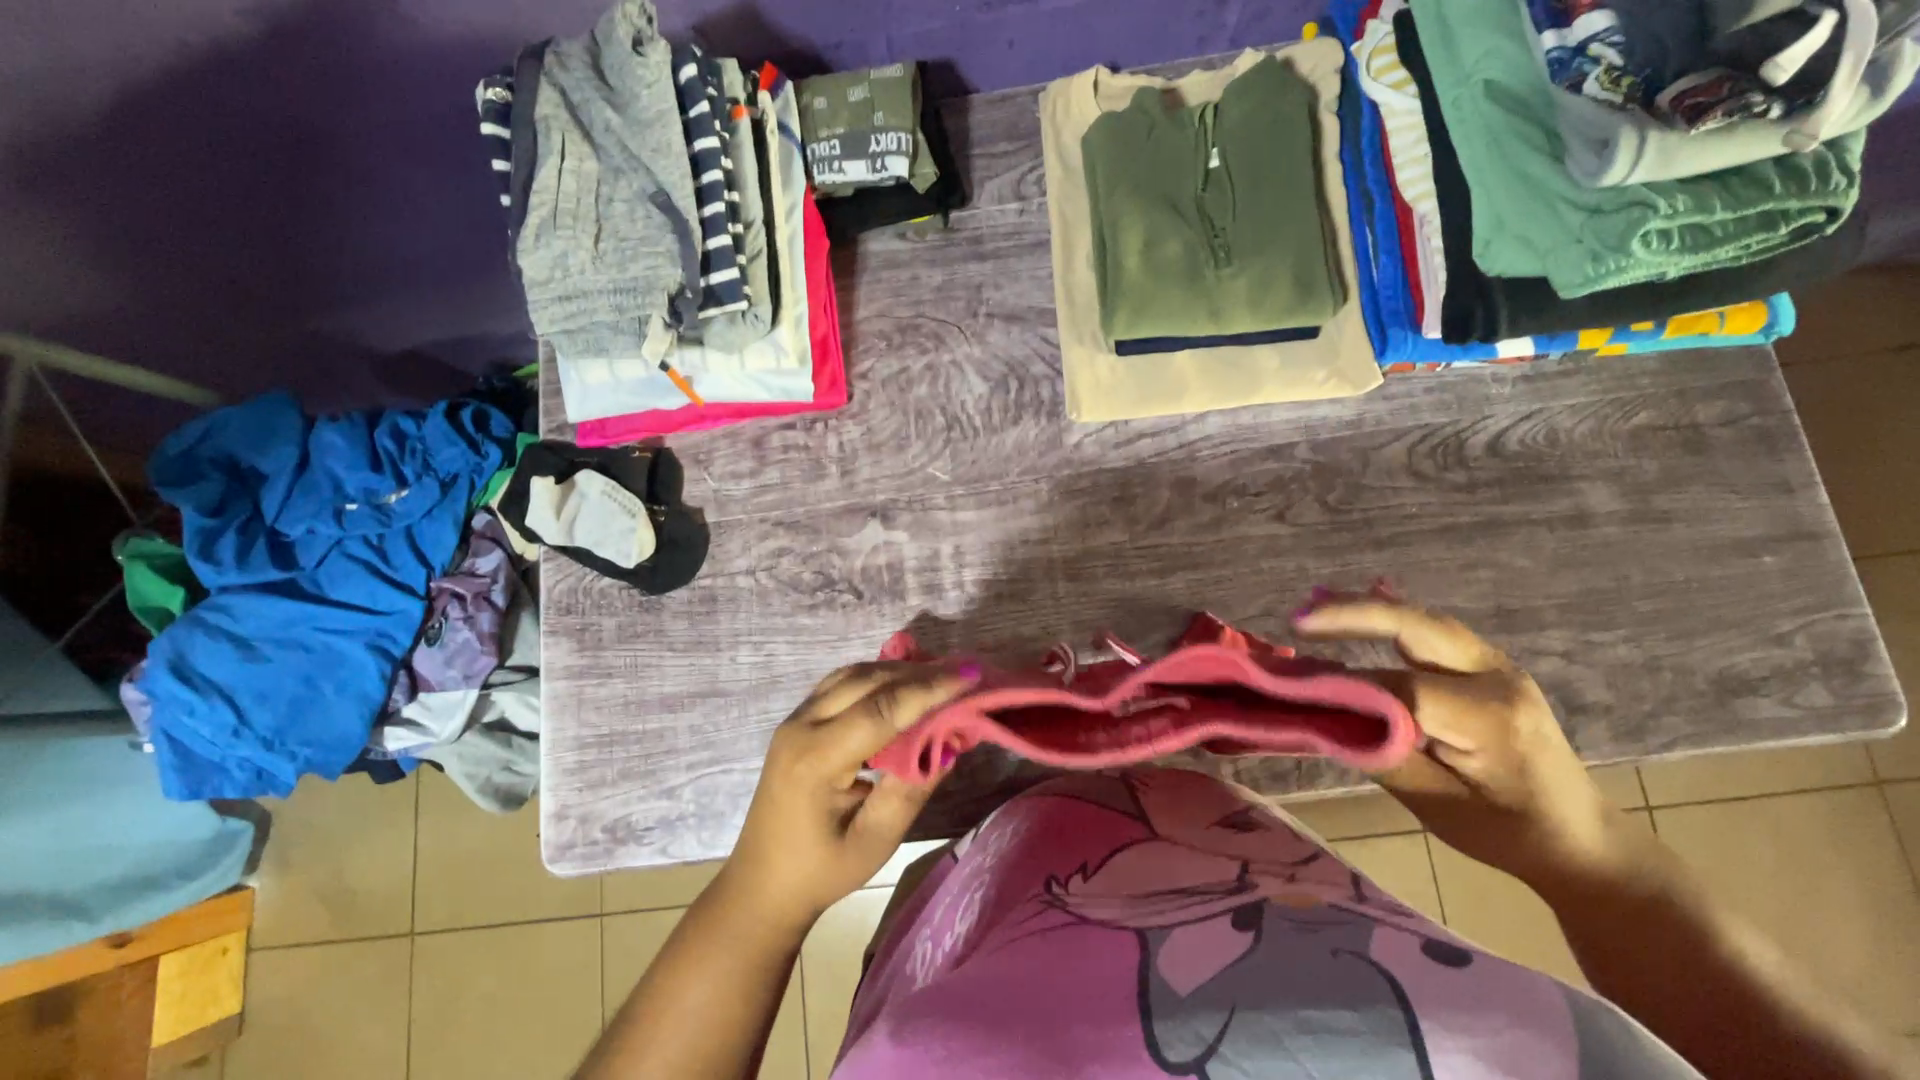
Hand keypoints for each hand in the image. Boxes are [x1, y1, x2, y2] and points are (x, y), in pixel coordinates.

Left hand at [720, 663, 969, 930]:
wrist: (763, 883)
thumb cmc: (821, 870)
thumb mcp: (875, 840)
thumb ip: (912, 788)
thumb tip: (952, 743)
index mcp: (816, 760)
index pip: (881, 709)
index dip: (928, 689)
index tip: (970, 676)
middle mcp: (800, 728)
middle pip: (866, 681)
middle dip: (919, 674)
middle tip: (966, 672)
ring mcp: (795, 720)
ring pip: (852, 675)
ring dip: (897, 671)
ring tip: (943, 675)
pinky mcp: (798, 722)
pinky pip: (840, 684)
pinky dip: (877, 678)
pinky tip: (905, 684)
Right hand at [1294, 600, 1647, 890]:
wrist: (1582, 840)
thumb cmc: (1508, 833)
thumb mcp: (1437, 806)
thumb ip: (1380, 753)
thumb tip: (1323, 718)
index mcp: (1489, 717)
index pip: (1401, 687)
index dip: (1346, 685)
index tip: (1295, 686)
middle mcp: (1497, 677)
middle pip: (1417, 628)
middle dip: (1353, 615)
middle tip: (1298, 617)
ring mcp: (1499, 667)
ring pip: (1426, 623)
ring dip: (1369, 609)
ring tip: (1316, 600)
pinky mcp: (1492, 669)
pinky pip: (1438, 633)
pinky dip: (1397, 616)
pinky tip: (1371, 592)